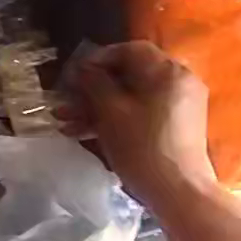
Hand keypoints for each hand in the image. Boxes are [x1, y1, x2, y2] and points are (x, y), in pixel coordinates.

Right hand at [58, 41, 217, 213]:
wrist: (176, 190)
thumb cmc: (141, 147)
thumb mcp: (111, 113)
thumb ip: (95, 84)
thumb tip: (82, 68)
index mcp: (167, 73)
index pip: (131, 50)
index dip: (98, 58)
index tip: (72, 74)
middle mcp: (177, 82)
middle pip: (127, 75)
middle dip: (90, 88)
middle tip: (63, 100)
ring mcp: (176, 105)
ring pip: (128, 96)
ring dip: (94, 106)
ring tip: (63, 121)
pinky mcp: (171, 125)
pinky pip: (137, 112)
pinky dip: (111, 118)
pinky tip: (81, 131)